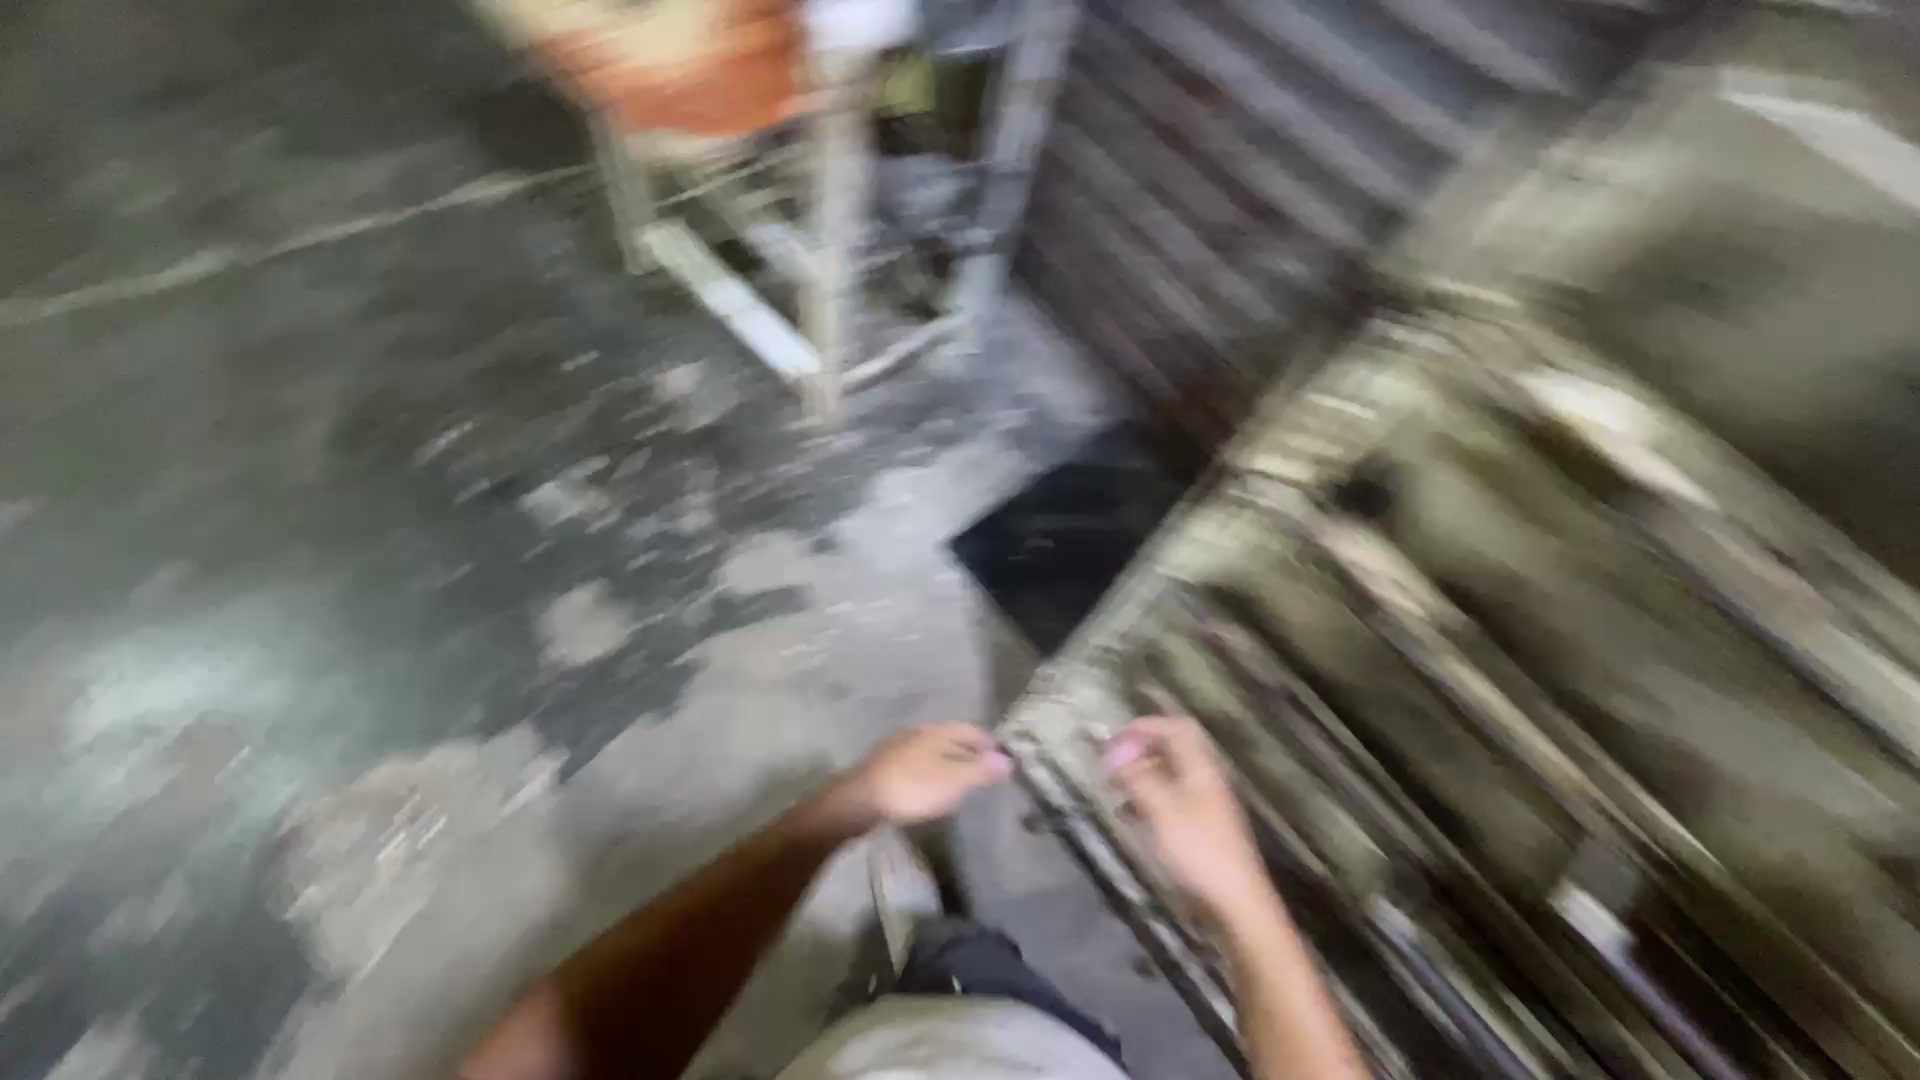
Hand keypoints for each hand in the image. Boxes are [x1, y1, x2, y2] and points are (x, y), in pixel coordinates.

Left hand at [843, 722, 1012, 824]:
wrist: (859, 800)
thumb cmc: (912, 787)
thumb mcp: (953, 780)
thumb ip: (980, 770)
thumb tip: (1008, 760)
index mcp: (937, 731)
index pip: (970, 729)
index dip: (987, 742)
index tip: (1000, 756)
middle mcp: (918, 732)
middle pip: (950, 737)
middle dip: (968, 750)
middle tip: (983, 767)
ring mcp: (898, 747)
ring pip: (932, 749)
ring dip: (948, 761)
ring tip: (960, 779)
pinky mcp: (885, 764)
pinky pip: (917, 763)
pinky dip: (931, 771)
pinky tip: (930, 786)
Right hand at [1105, 716, 1275, 921]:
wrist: (1236, 905)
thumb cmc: (1199, 853)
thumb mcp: (1163, 811)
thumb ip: (1138, 777)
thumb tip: (1114, 750)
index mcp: (1200, 770)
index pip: (1176, 728)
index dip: (1144, 726)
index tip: (1114, 740)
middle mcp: (1204, 781)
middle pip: (1171, 749)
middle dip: (1138, 750)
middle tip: (1110, 763)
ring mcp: (1203, 806)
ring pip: (1167, 775)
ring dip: (1139, 774)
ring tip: (1113, 787)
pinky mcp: (1199, 830)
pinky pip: (1168, 800)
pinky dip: (1145, 799)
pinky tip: (1128, 814)